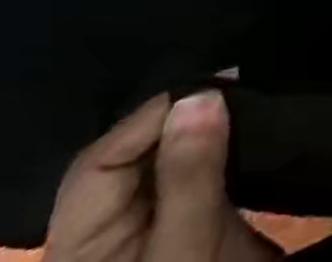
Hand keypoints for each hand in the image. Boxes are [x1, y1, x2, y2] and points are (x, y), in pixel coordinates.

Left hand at [44, 90, 279, 261]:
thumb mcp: (185, 251)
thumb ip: (190, 175)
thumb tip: (201, 93)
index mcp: (79, 246)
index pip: (98, 164)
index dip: (146, 122)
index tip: (209, 87)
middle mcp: (108, 233)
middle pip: (131, 158)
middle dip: (177, 119)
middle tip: (236, 85)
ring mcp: (154, 230)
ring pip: (168, 163)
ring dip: (204, 130)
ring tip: (246, 99)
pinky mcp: (195, 227)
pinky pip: (201, 176)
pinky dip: (223, 148)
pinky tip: (252, 131)